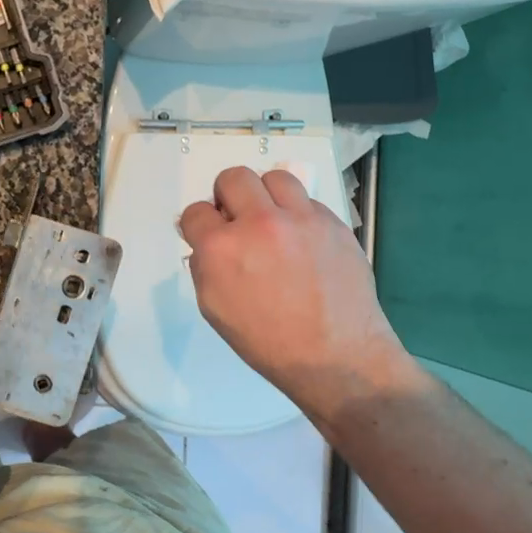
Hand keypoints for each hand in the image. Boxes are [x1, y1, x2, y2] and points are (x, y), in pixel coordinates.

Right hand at [179, 167, 418, 420]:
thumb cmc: (266, 341)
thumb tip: (205, 242)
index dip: (199, 225)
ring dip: (266, 196)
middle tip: (237, 221)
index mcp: (221, 248)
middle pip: (233, 178)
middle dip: (228, 197)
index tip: (209, 236)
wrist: (335, 355)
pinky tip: (302, 241)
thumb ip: (204, 266)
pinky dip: (298, 214)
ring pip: (274, 177)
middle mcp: (258, 223)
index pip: (195, 211)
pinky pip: (307, 200)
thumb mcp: (214, 308)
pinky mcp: (333, 222)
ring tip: (273, 221)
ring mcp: (300, 219)